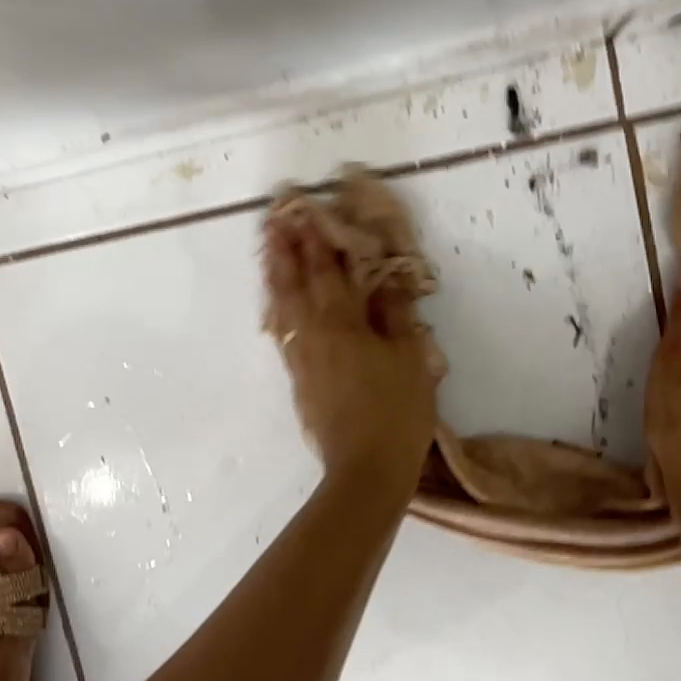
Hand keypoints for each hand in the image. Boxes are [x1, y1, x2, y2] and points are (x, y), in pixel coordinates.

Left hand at [264, 216, 437, 496]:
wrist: (365, 468)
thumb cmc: (396, 411)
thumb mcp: (410, 358)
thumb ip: (395, 316)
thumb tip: (385, 281)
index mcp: (342, 323)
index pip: (326, 271)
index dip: (317, 240)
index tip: (306, 212)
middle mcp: (313, 333)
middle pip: (294, 284)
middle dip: (285, 250)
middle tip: (274, 221)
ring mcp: (301, 357)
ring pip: (282, 306)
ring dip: (276, 275)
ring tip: (269, 252)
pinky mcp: (298, 379)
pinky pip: (282, 331)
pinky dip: (278, 308)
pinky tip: (279, 303)